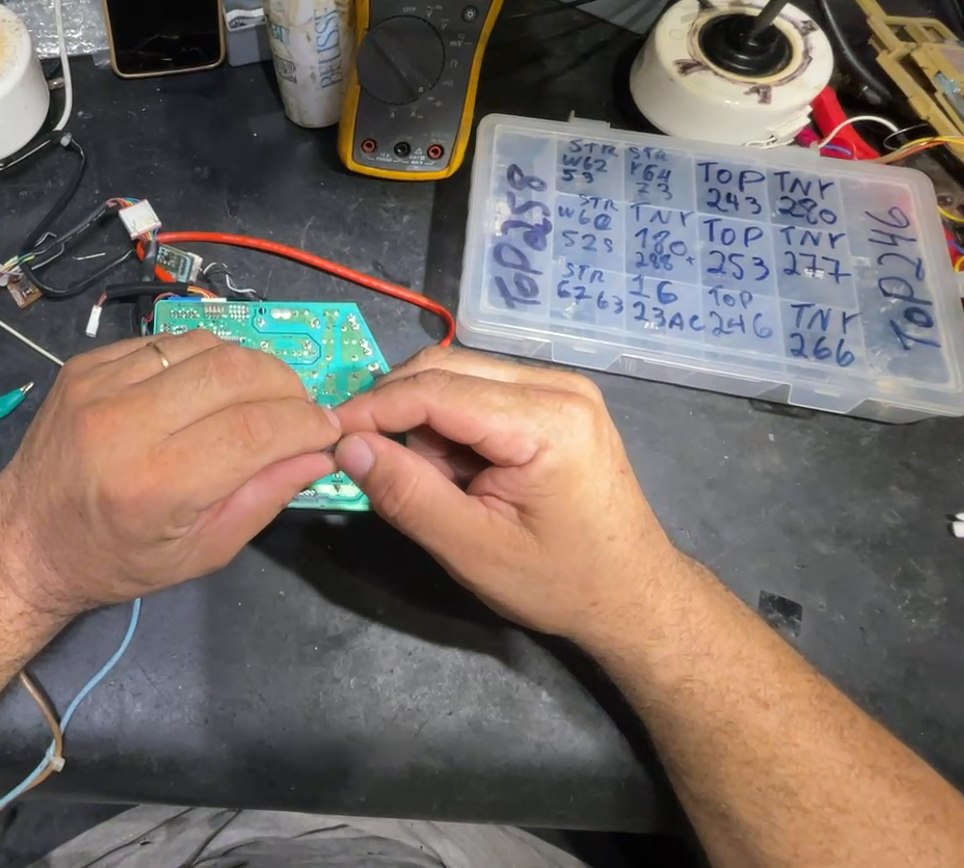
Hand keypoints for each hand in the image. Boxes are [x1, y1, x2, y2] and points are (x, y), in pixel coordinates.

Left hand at [0, 332, 340, 616]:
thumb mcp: (198, 554)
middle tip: (299, 409)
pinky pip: (166, 341)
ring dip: (248, 365)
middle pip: (234, 370)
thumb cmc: (114, 561)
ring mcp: (99, 383)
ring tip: (259, 395)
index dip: (305, 423)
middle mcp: (124, 422)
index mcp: (154, 483)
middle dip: (286, 384)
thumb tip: (319, 453)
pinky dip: (202, 359)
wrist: (24, 538)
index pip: (255, 429)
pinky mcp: (86, 363)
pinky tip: (206, 387)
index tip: (326, 430)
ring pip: (204, 343)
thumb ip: (263, 498)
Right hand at [331, 348, 688, 650]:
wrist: (635, 594)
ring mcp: (558, 385)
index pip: (434, 390)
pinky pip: (473, 388)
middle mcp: (556, 384)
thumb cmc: (559, 581)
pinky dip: (446, 423)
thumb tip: (346, 446)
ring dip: (422, 420)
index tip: (328, 434)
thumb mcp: (473, 550)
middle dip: (395, 411)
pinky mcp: (552, 396)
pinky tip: (458, 468)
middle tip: (372, 461)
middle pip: (441, 368)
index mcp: (547, 420)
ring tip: (436, 480)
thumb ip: (406, 494)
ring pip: (452, 374)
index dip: (372, 408)